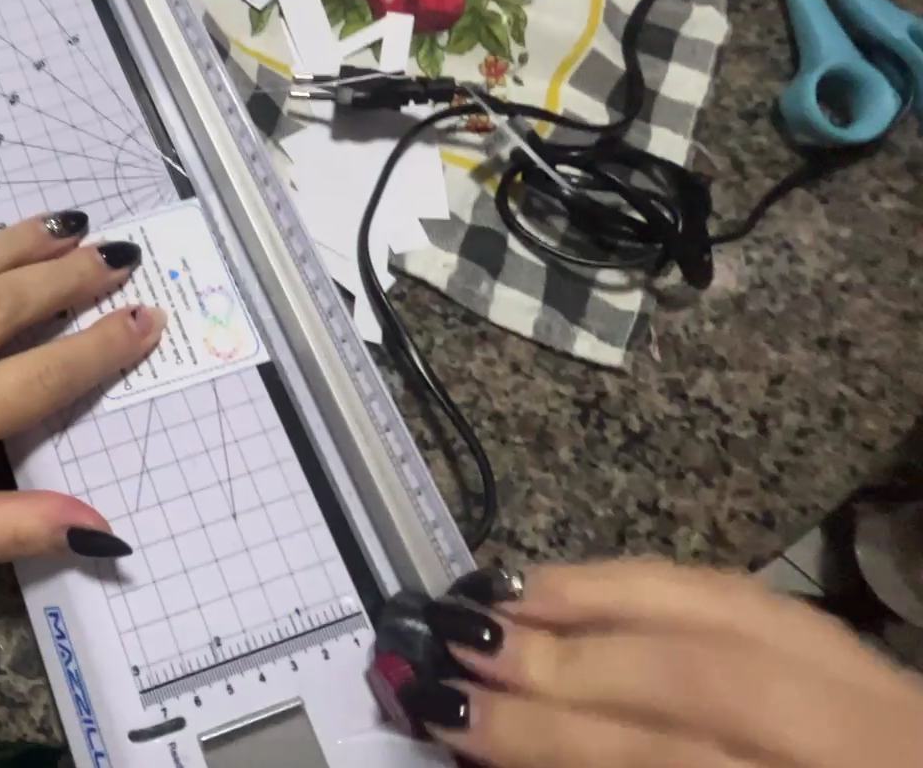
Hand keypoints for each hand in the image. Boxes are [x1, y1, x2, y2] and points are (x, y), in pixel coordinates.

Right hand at [406, 559, 922, 767]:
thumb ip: (594, 767)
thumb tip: (477, 728)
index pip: (681, 760)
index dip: (557, 737)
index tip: (453, 715)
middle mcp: (877, 744)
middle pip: (705, 682)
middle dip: (566, 663)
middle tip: (461, 648)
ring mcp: (870, 682)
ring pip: (717, 611)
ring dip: (582, 598)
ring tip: (489, 600)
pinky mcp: (833, 641)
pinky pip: (720, 588)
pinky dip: (624, 580)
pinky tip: (553, 581)